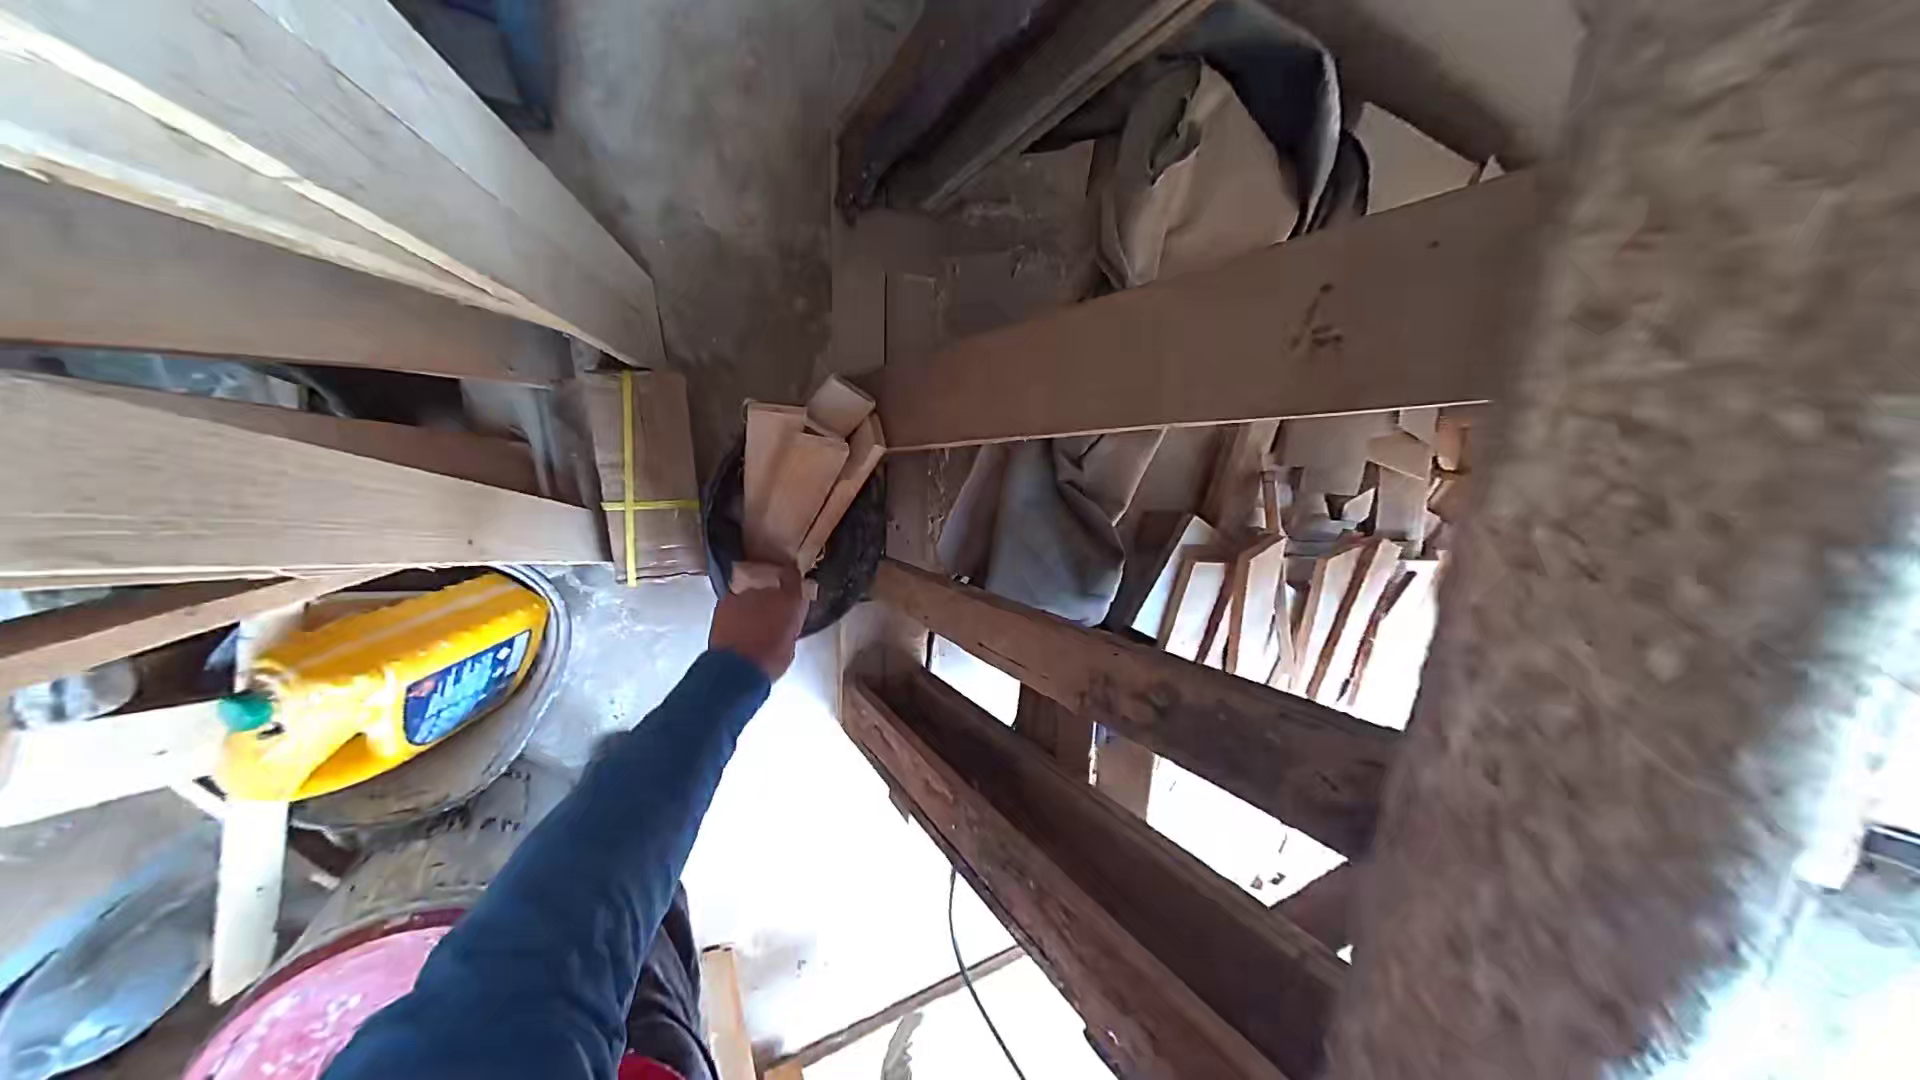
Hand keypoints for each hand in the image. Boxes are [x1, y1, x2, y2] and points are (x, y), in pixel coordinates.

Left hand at [710, 561, 807, 679]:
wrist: (736, 669)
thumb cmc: (769, 662)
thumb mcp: (790, 645)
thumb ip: (789, 626)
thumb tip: (784, 624)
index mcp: (791, 602)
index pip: (793, 577)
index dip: (791, 578)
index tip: (790, 582)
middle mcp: (769, 591)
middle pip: (771, 586)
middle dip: (770, 597)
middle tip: (768, 615)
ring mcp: (745, 594)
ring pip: (751, 593)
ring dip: (752, 603)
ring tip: (749, 623)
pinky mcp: (725, 601)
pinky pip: (734, 601)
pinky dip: (735, 609)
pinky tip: (734, 624)